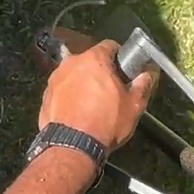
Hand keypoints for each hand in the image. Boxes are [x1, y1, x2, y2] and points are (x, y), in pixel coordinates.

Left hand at [38, 39, 157, 152]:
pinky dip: (70, 96)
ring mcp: (55, 78)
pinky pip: (62, 89)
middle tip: (110, 91)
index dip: (119, 57)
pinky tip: (78, 112)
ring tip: (92, 105)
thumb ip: (142, 85)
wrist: (72, 146)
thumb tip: (147, 75)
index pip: (109, 46)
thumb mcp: (133, 106)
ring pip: (74, 75)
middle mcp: (71, 63)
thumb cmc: (105, 123)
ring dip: (83, 84)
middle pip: (90, 61)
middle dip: (100, 72)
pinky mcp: (46, 94)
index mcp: (94, 59)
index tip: (124, 70)